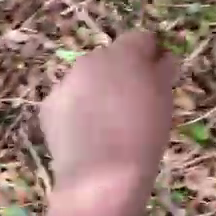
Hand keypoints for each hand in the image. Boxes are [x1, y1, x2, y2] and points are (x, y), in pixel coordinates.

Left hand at [39, 30, 180, 207]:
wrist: (103, 177)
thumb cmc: (145, 137)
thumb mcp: (165, 103)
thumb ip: (164, 74)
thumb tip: (165, 59)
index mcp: (123, 55)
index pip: (141, 38)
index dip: (153, 55)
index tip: (161, 75)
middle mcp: (90, 61)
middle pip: (111, 59)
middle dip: (123, 75)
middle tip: (137, 107)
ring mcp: (66, 83)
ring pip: (88, 81)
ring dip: (101, 94)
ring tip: (113, 126)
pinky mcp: (50, 107)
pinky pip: (71, 103)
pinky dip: (81, 114)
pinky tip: (92, 138)